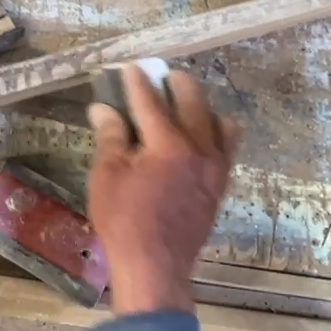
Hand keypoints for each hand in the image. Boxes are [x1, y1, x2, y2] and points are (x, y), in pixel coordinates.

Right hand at [86, 68, 240, 315]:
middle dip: (176, 85)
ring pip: (219, 123)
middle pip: (193, 103)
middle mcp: (200, 149)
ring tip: (182, 105)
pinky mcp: (219, 185)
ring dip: (201, 107)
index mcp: (168, 145)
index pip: (150, 102)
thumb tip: (103, 110)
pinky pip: (226, 147)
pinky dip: (214, 133)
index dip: (137, 82)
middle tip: (161, 75)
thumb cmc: (123, 219)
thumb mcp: (106, 176)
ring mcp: (215, 168)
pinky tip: (197, 137)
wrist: (155, 265)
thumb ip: (111, 138)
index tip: (130, 66)